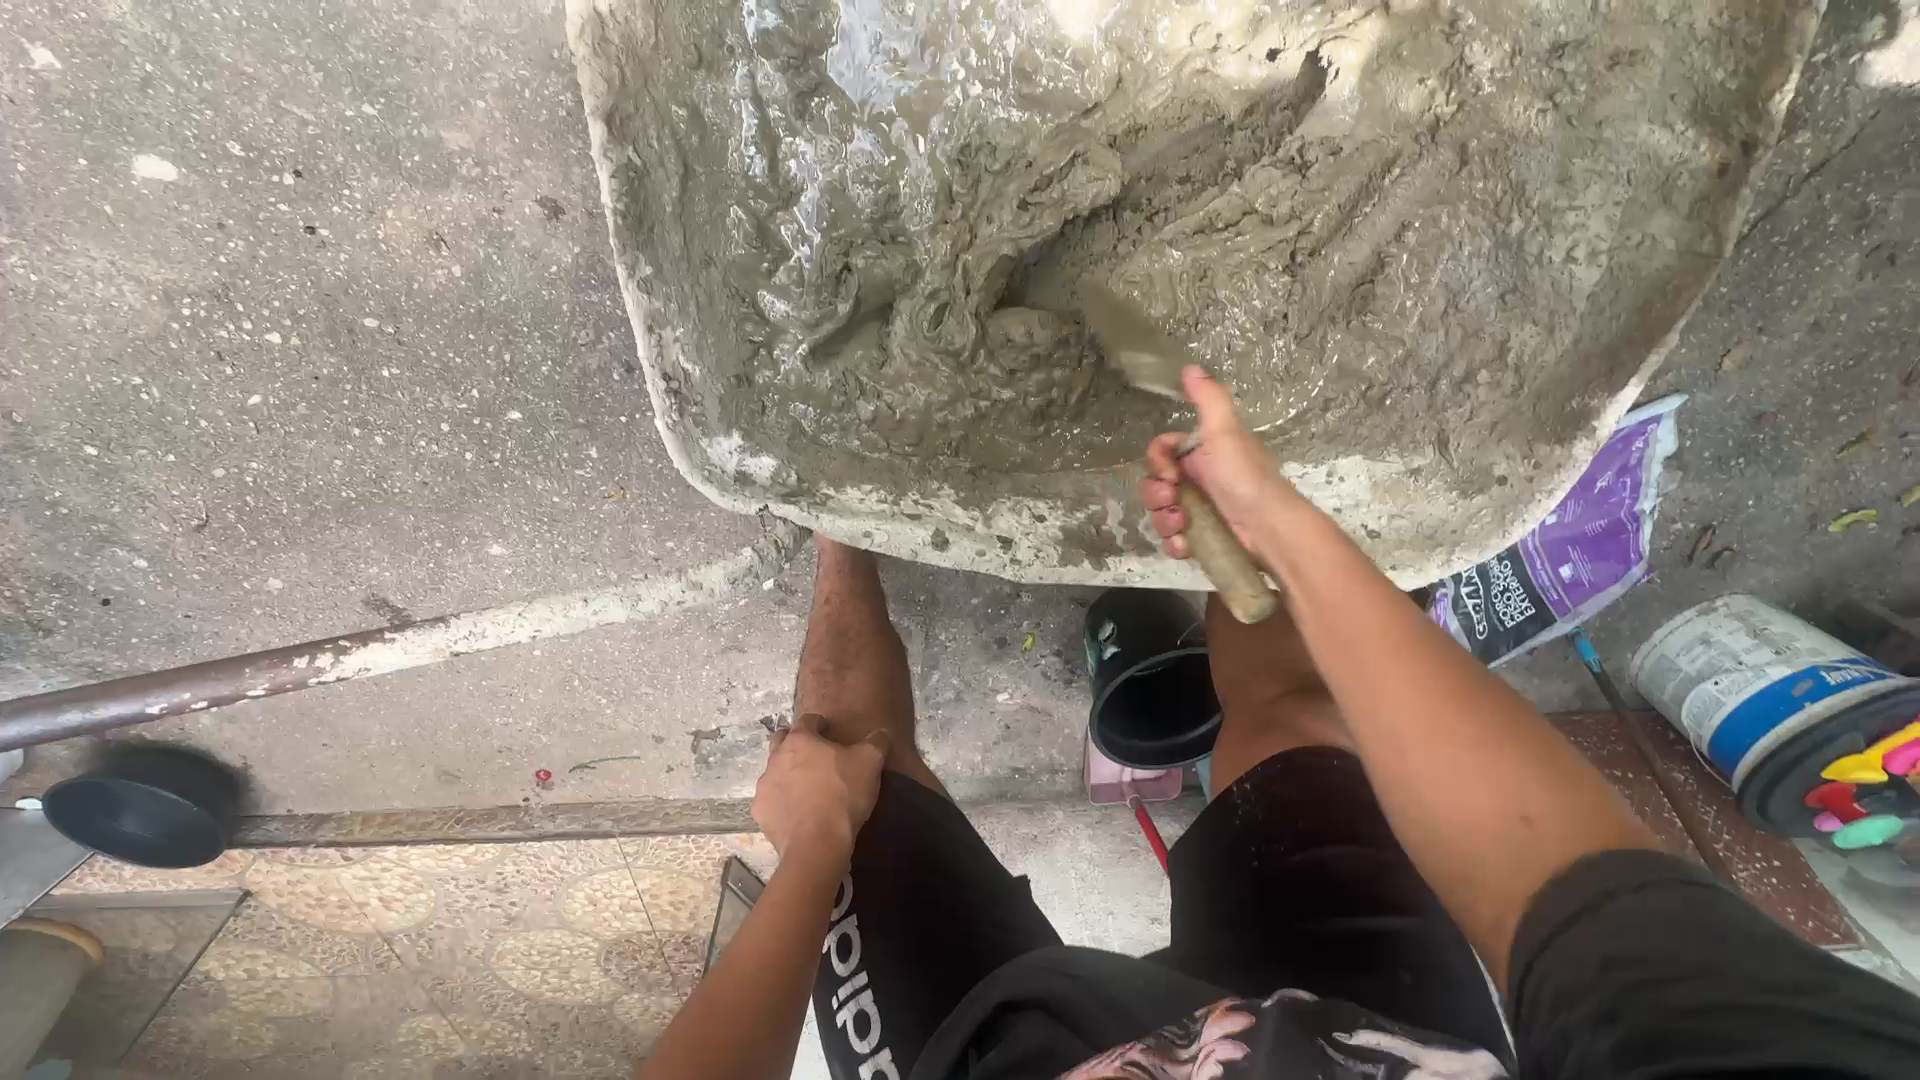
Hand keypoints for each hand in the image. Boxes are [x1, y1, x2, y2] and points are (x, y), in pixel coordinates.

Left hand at [752, 713, 888, 860]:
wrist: (817, 843)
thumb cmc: (843, 794)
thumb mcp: (870, 762)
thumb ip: (876, 742)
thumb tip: (881, 732)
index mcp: (800, 741)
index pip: (806, 720)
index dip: (818, 722)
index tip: (828, 729)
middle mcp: (776, 758)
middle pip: (781, 740)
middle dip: (795, 743)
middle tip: (813, 754)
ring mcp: (765, 786)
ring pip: (774, 771)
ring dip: (787, 773)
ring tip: (806, 786)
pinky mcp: (760, 812)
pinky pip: (770, 800)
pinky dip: (781, 801)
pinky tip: (796, 811)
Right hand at [1138, 366, 1298, 558]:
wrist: (1269, 527)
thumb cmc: (1245, 477)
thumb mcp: (1225, 432)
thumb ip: (1208, 399)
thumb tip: (1190, 367)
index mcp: (1201, 453)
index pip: (1161, 453)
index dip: (1156, 462)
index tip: (1169, 472)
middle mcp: (1198, 480)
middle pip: (1154, 484)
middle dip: (1156, 495)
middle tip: (1173, 500)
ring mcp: (1197, 511)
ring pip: (1160, 513)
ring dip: (1163, 521)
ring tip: (1182, 526)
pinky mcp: (1200, 538)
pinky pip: (1172, 540)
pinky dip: (1174, 543)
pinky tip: (1186, 544)